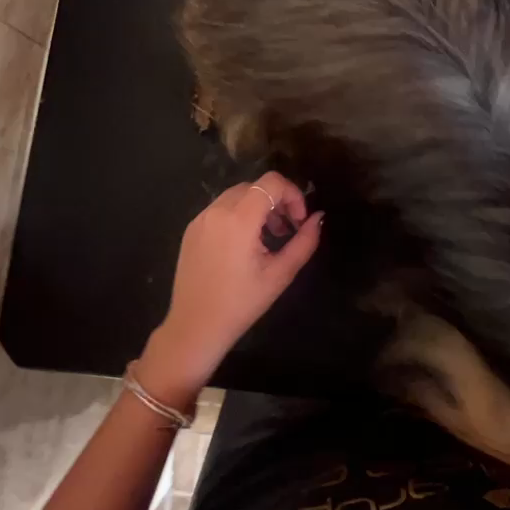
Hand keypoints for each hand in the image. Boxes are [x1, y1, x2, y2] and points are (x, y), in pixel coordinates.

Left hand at [140, 172, 322, 403]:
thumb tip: (318, 217)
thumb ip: (304, 242)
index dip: (293, 194)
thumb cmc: (241, 304)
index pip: (271, 182)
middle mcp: (216, 211)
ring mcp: (200, 219)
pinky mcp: (191, 229)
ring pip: (236, 195)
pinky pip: (220, 209)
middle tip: (286, 230)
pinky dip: (238, 215)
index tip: (299, 220)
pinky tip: (243, 245)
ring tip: (268, 238)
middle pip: (254, 186)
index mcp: (239, 220)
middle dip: (276, 201)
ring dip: (258, 207)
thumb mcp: (280, 274)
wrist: (194, 327)